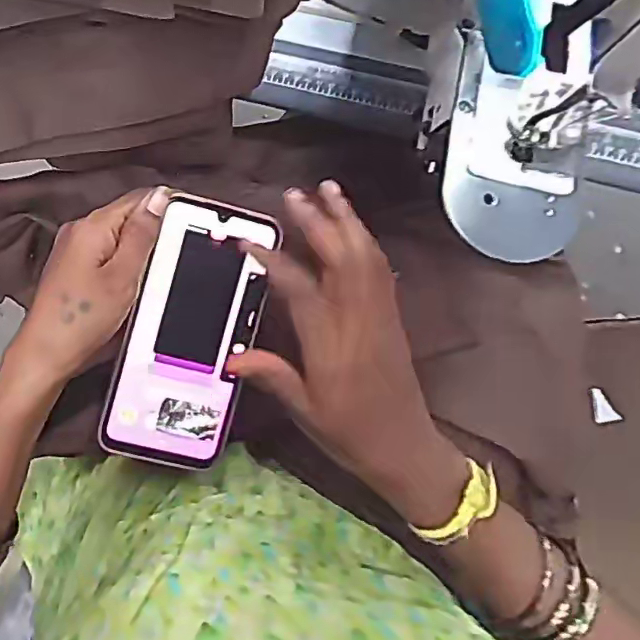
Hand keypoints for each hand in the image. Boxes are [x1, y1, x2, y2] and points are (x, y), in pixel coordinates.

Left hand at [1, 186, 168, 390]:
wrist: (46, 354)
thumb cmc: (78, 321)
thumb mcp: (124, 277)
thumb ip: (143, 234)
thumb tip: (159, 199)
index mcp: (91, 226)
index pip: (139, 198)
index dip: (166, 211)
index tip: (183, 231)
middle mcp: (78, 232)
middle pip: (129, 219)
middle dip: (150, 241)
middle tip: (155, 272)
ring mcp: (74, 250)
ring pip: (119, 241)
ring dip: (136, 260)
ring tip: (135, 288)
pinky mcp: (73, 269)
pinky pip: (107, 259)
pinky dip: (120, 272)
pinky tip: (122, 294)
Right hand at [226, 182, 469, 522]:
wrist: (407, 447)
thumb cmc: (351, 432)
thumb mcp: (305, 411)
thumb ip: (272, 376)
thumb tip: (232, 357)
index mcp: (331, 344)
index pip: (300, 288)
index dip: (273, 260)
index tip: (248, 242)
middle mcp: (358, 321)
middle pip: (340, 258)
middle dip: (317, 222)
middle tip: (294, 195)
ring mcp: (380, 314)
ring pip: (365, 256)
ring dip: (347, 219)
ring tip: (329, 191)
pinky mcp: (392, 316)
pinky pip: (380, 268)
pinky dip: (366, 240)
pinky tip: (354, 226)